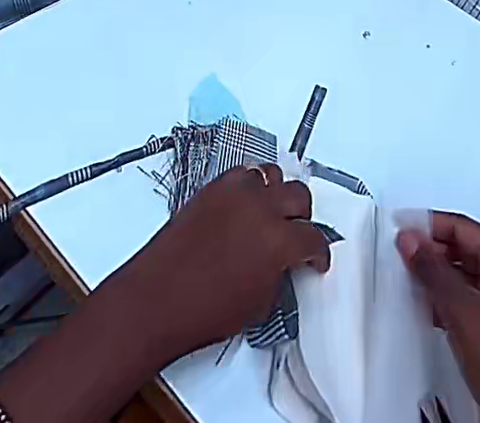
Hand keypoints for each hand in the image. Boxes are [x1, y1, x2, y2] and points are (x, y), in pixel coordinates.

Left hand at [90, 164, 331, 365]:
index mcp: (278, 240)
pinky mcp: (211, 187)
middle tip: (299, 230)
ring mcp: (233, 193)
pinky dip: (249, 185)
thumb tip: (283, 261)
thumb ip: (280, 271)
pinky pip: (241, 174)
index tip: (315, 257)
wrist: (161, 296)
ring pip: (270, 174)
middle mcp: (259, 207)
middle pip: (298, 193)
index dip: (319, 251)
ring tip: (273, 211)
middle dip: (303, 214)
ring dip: (276, 192)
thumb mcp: (261, 301)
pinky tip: (247, 203)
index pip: (314, 237)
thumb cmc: (203, 306)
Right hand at [396, 212, 479, 422]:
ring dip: (438, 275)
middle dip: (433, 250)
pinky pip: (471, 299)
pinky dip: (448, 298)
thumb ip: (432, 270)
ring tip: (413, 278)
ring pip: (467, 274)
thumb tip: (412, 241)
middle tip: (404, 252)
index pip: (463, 227)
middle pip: (466, 248)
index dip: (429, 224)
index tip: (402, 226)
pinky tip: (430, 308)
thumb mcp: (460, 309)